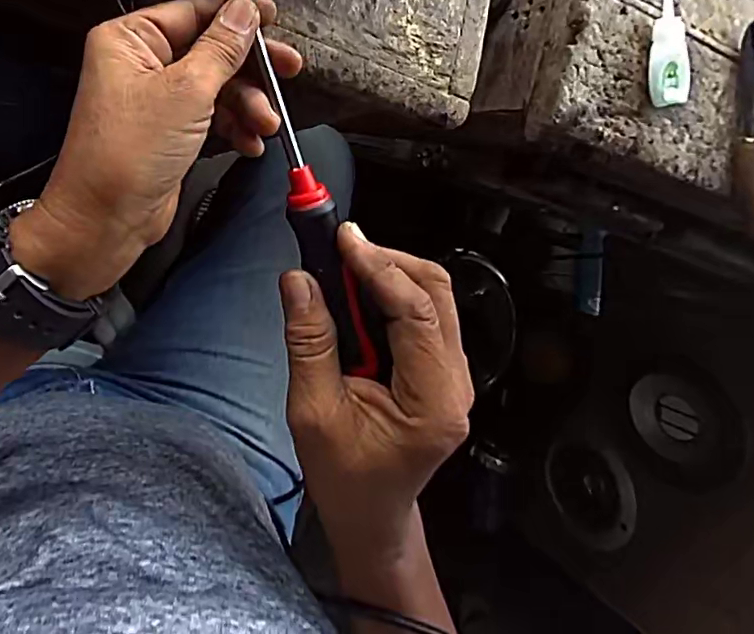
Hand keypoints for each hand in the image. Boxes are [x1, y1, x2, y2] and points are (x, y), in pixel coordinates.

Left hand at [8, 0, 302, 300]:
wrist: (105, 221)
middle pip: (212, 49)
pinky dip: (236, 125)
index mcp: (130, 39)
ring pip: (219, 84)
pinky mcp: (170, 127)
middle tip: (285, 67)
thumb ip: (222, 48)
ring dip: (248, 104)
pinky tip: (249, 139)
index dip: (236, 15)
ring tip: (264, 121)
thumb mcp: (187, 91)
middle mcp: (141, 63)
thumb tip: (243, 13)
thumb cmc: (121, 158)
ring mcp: (157, 97)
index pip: (193, 10)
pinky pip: (213, 113)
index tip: (270, 18)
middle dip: (251, 66)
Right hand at [282, 224, 473, 559]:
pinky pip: (422, 308)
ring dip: (387, 269)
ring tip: (343, 263)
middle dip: (386, 259)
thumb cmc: (346, 480)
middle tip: (339, 246)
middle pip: (434, 291)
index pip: (416, 312)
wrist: (371, 514)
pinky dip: (389, 288)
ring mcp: (452, 371)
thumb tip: (299, 281)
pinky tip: (359, 287)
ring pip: (431, 293)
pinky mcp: (438, 364)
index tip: (342, 239)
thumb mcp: (314, 414)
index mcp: (434, 401)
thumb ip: (310, 343)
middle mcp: (455, 380)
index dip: (378, 267)